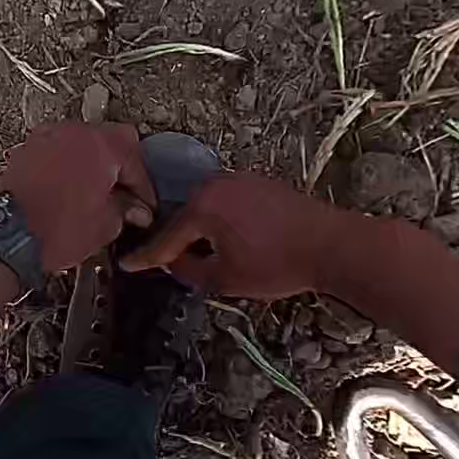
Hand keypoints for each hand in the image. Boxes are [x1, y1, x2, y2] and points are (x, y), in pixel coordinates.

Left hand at [0, 123, 155, 270]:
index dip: (144, 188)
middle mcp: (73, 134)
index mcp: (101, 146)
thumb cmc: (54, 231)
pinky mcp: (26, 152)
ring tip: (98, 194)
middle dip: (121, 168)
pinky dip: (69, 167)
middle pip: (110, 141)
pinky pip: (58, 152)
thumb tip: (134, 209)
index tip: (144, 205)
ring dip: (94, 164)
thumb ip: (126, 210)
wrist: (9, 242)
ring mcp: (46, 139)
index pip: (136, 161)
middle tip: (126, 195)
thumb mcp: (106, 224)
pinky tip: (72, 191)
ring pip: (82, 143)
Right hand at [119, 173, 349, 298]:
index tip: (128, 264)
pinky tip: (232, 238)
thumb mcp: (226, 279)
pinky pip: (229, 202)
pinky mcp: (260, 182)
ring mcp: (241, 179)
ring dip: (203, 230)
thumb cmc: (278, 264)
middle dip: (178, 241)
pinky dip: (223, 220)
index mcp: (203, 206)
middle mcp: (217, 184)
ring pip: (208, 208)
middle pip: (186, 217)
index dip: (147, 257)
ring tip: (204, 255)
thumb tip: (176, 263)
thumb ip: (190, 271)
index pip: (166, 237)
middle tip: (170, 264)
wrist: (330, 244)